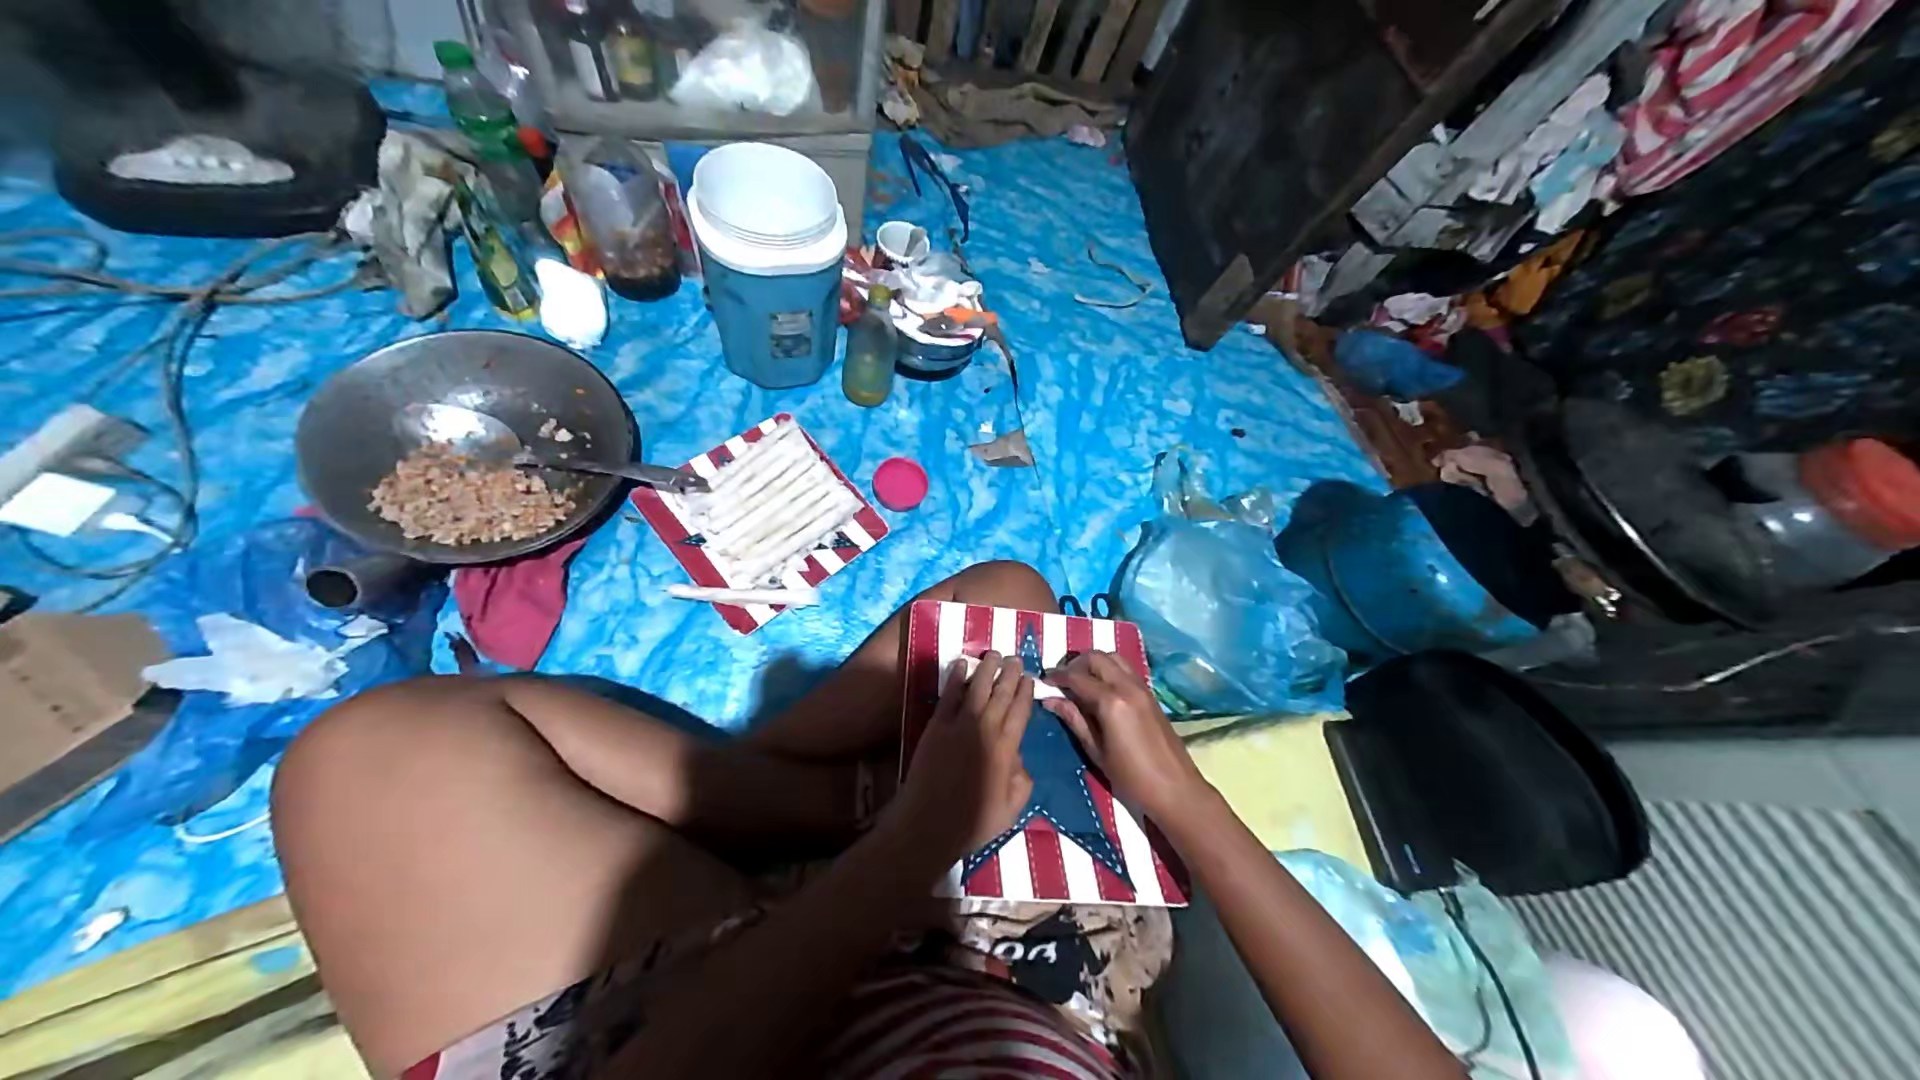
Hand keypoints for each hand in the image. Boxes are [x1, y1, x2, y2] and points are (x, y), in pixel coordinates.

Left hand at [892, 652, 1033, 865]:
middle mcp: (985, 729)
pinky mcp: (936, 725)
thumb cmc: (973, 822)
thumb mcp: (1011, 808)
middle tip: (1016, 658)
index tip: (1030, 678)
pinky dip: (955, 677)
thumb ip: (1021, 779)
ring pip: (977, 687)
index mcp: (1006, 748)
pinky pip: (948, 695)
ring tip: (995, 653)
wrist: (928, 824)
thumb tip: (1018, 758)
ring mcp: (958, 724)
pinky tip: (961, 664)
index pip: (1020, 711)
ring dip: (987, 668)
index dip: (1026, 692)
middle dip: (1010, 674)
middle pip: (1001, 694)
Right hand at [1044, 651, 1205, 818]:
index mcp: (1111, 702)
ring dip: (1094, 663)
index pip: (1077, 677)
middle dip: (1075, 664)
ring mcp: (1142, 688)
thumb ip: (1074, 719)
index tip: (1044, 681)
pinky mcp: (1151, 694)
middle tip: (1061, 680)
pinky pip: (1126, 669)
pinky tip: (1100, 689)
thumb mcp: (1096, 751)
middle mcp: (1127, 686)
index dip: (1057, 676)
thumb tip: (1050, 699)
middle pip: (1096, 658)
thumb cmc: (1131, 777)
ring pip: (1113, 657)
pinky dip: (1109, 669)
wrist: (1176, 789)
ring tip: (1080, 681)